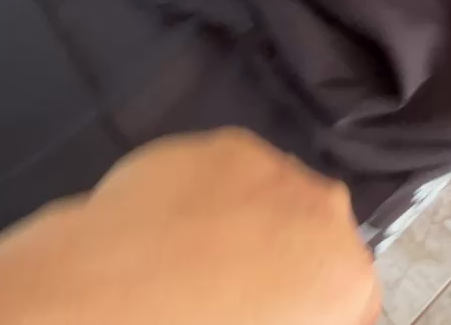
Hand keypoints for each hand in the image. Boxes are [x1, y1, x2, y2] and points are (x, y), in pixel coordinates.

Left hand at [0, 129, 379, 324]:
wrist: (100, 307)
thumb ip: (277, 313)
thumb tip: (261, 301)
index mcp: (345, 278)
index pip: (351, 299)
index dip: (308, 312)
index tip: (269, 316)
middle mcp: (328, 211)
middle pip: (315, 236)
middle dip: (283, 261)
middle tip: (224, 297)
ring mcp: (277, 168)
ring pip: (273, 199)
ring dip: (247, 224)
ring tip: (183, 263)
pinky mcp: (227, 143)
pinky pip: (230, 176)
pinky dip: (207, 198)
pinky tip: (163, 228)